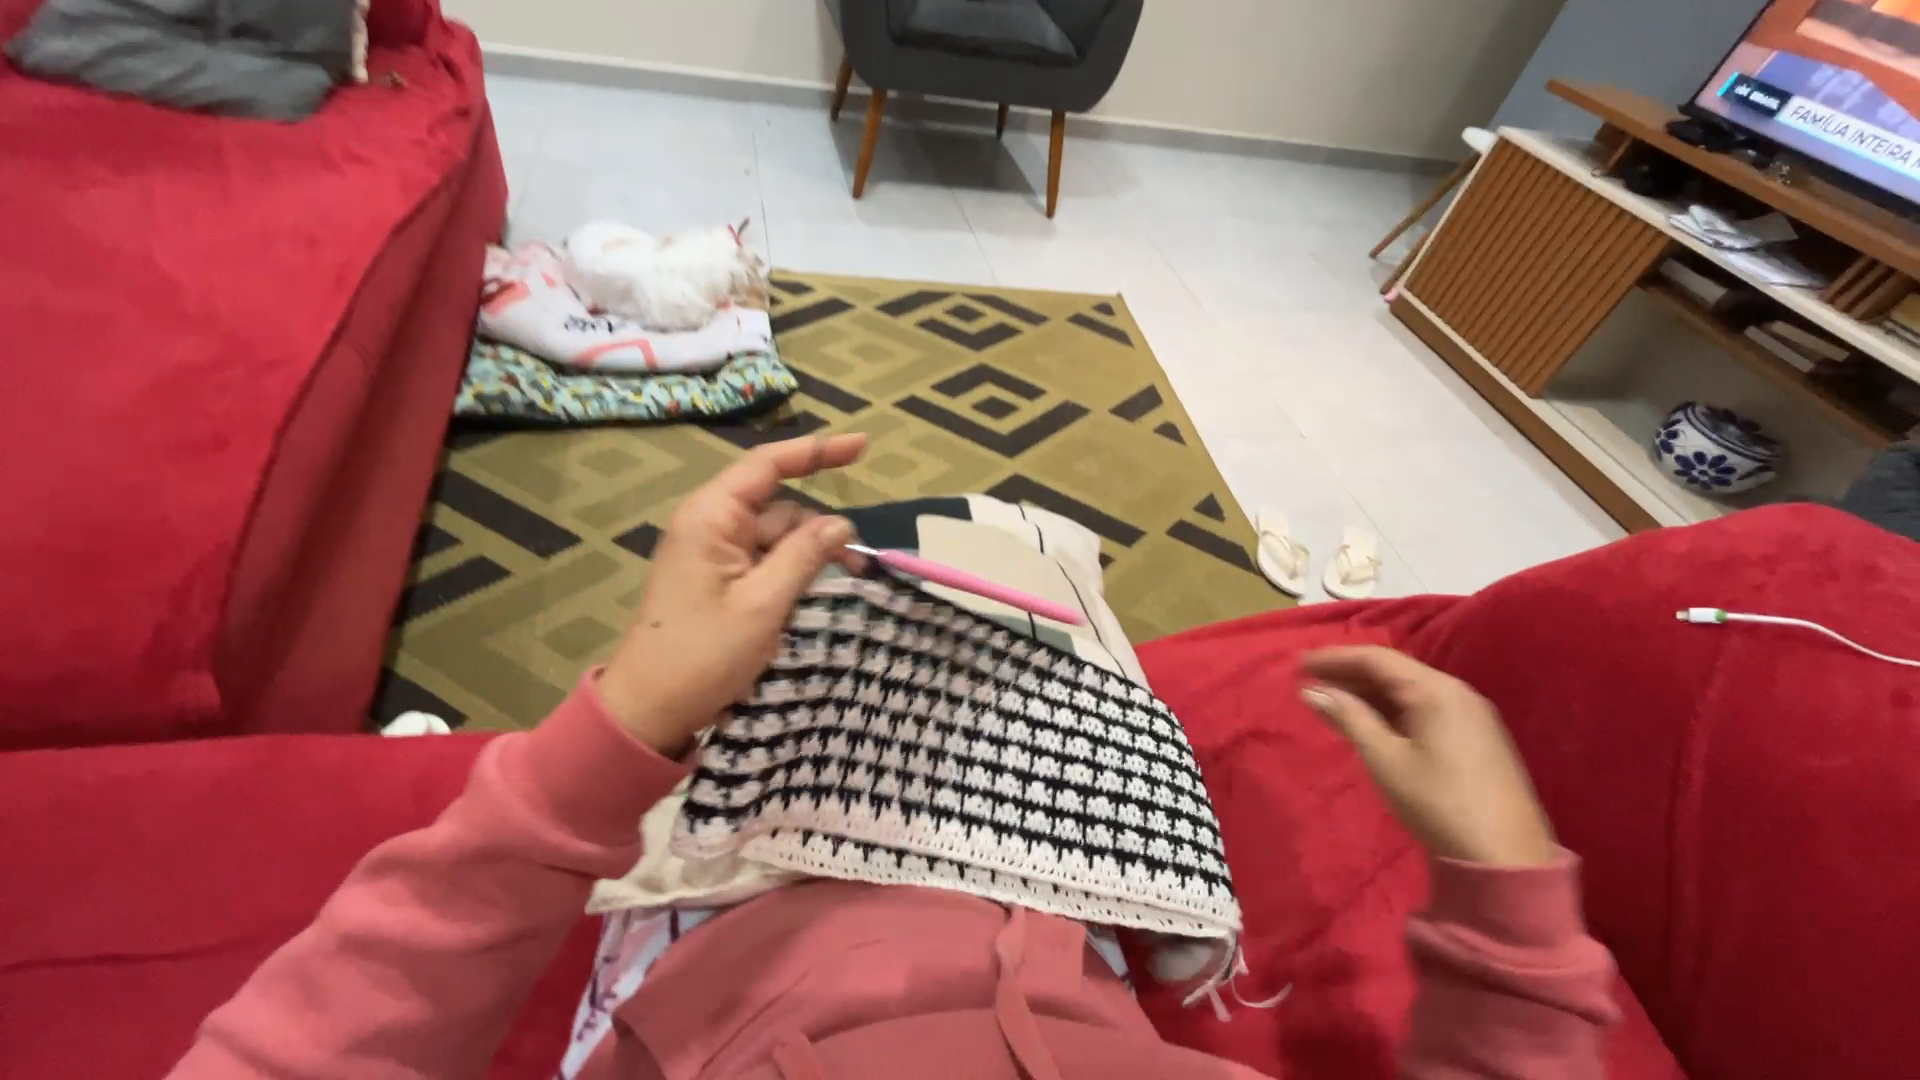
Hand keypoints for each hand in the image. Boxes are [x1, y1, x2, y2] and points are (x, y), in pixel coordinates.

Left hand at [597, 434, 866, 755]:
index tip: (863, 447)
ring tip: (847, 581)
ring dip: (811, 553)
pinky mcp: (717, 580)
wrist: (649, 710)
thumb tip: (842, 523)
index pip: (767, 465)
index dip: (817, 451)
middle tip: (862, 563)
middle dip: (820, 527)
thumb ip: (804, 556)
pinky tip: (813, 594)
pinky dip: (792, 571)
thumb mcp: (763, 605)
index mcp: (712, 518)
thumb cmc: (702, 655)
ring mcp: (712, 554)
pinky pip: (764, 561)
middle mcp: (710, 525)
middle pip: (779, 507)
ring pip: (776, 537)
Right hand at [1299, 647, 1558, 867]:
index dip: (1334, 658)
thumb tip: (1312, 691)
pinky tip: (1369, 721)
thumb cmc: (1436, 802)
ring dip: (1368, 692)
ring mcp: (1470, 714)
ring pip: (1409, 690)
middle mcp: (1457, 692)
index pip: (1376, 658)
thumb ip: (1348, 717)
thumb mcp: (1384, 758)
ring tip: (1332, 701)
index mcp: (1435, 690)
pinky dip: (1391, 708)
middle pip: (1394, 670)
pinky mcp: (1475, 736)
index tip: (1298, 664)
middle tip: (1310, 681)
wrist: (1504, 858)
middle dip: (1349, 673)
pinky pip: (1424, 707)